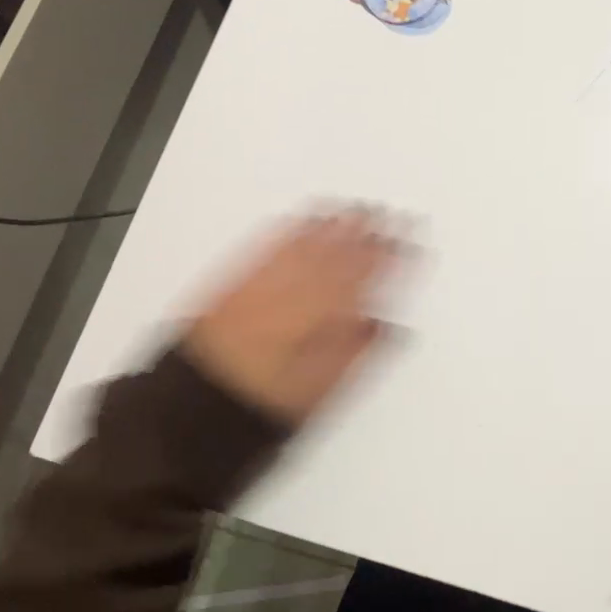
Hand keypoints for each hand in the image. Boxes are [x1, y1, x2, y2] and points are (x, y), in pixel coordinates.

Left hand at [182, 207, 406, 424]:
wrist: (197, 403)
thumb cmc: (263, 400)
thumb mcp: (326, 385)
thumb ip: (360, 349)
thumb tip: (388, 327)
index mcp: (325, 314)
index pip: (368, 275)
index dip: (394, 257)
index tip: (413, 244)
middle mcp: (298, 289)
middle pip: (341, 252)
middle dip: (369, 231)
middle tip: (390, 215)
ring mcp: (267, 282)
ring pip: (309, 243)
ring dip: (335, 223)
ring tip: (356, 208)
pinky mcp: (239, 281)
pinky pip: (271, 243)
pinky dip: (292, 227)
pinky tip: (302, 218)